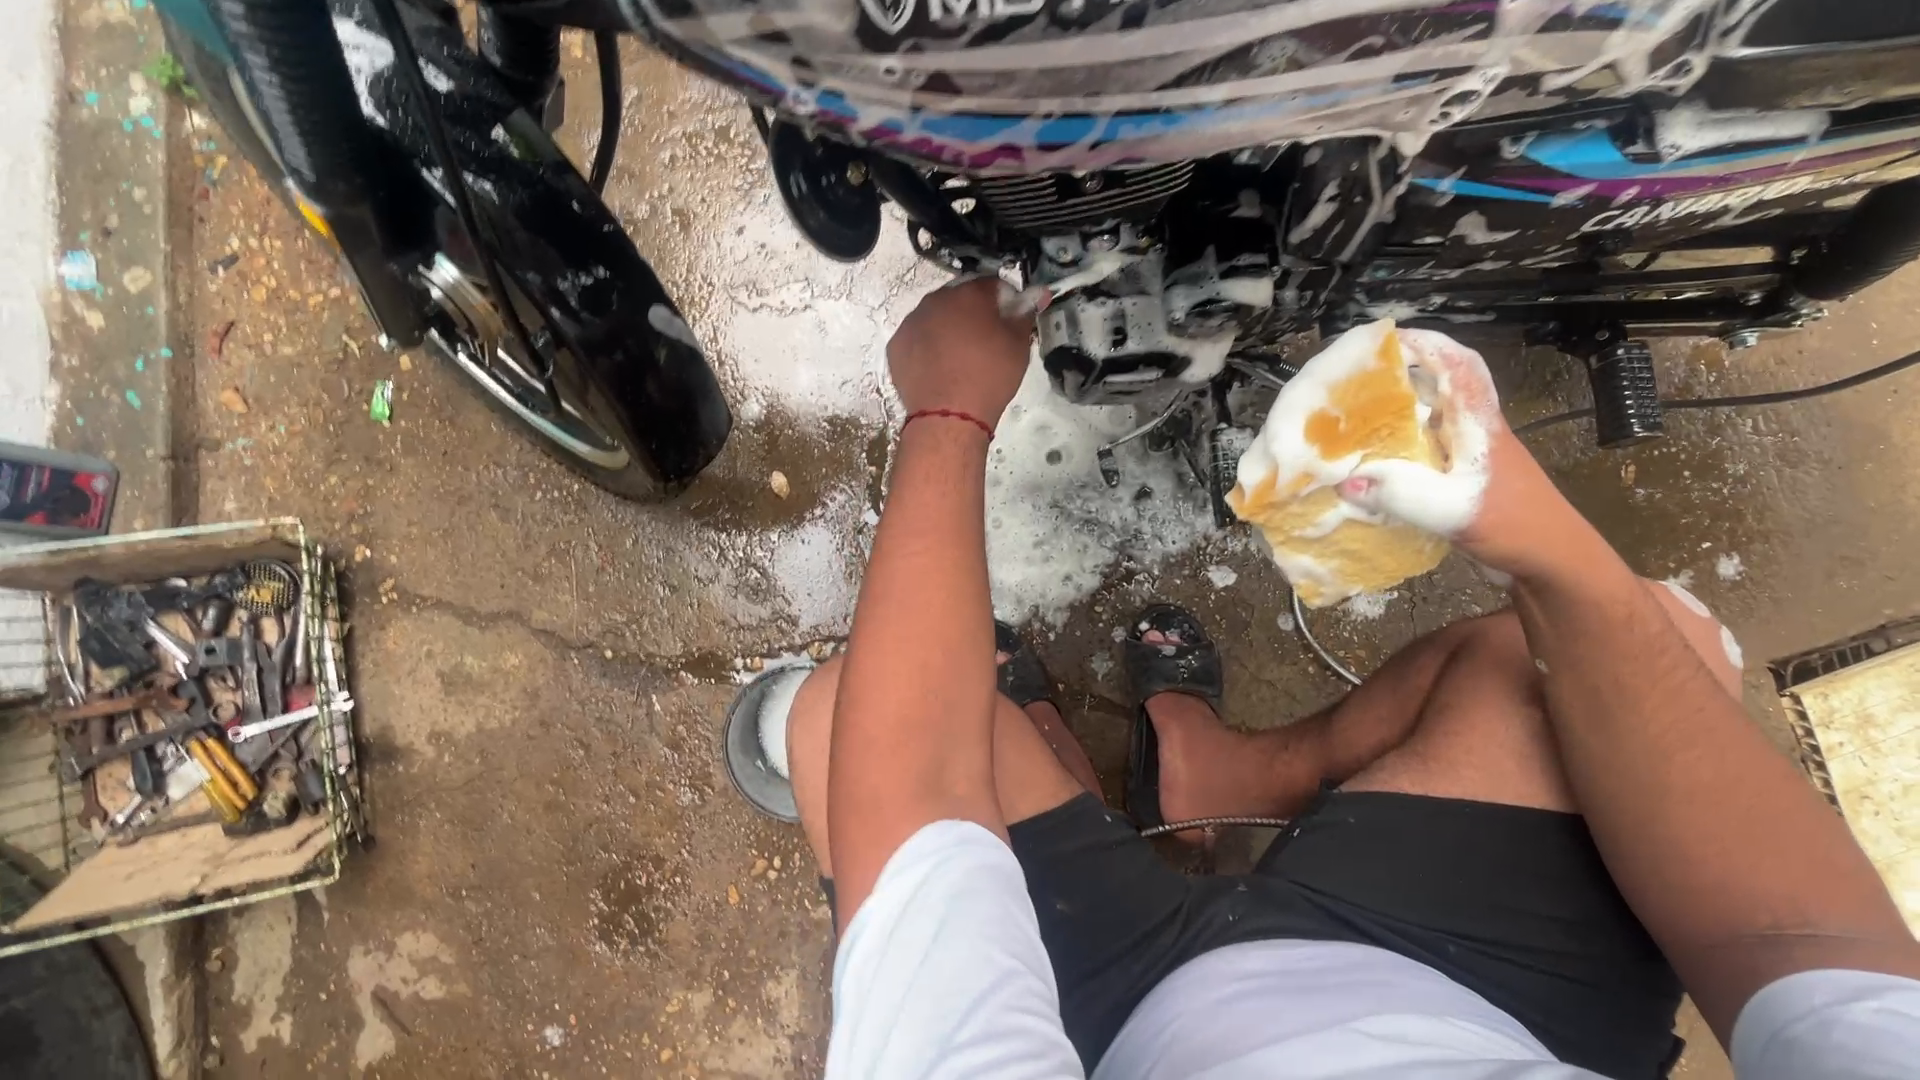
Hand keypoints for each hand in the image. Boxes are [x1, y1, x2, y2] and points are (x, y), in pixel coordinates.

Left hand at [887, 277, 1033, 429]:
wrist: (948, 415)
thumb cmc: (989, 378)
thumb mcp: (1018, 345)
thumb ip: (1025, 314)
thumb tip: (1033, 295)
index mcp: (969, 294)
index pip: (992, 284)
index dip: (1005, 300)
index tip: (1010, 320)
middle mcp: (936, 300)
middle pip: (959, 297)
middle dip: (973, 312)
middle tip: (985, 341)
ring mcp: (912, 322)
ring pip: (935, 317)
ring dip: (948, 328)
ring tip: (960, 358)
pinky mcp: (896, 346)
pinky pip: (917, 338)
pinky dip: (927, 347)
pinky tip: (939, 368)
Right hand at [1334, 329, 1585, 576]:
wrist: (1554, 564)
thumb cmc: (1517, 527)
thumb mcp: (1456, 510)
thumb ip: (1401, 493)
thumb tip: (1345, 481)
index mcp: (1478, 424)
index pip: (1458, 364)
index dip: (1426, 343)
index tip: (1384, 337)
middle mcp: (1473, 431)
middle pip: (1438, 385)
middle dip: (1399, 374)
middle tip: (1353, 379)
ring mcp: (1467, 456)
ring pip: (1428, 417)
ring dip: (1394, 410)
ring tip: (1350, 416)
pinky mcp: (1460, 479)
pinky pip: (1421, 450)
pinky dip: (1395, 447)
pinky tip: (1370, 463)